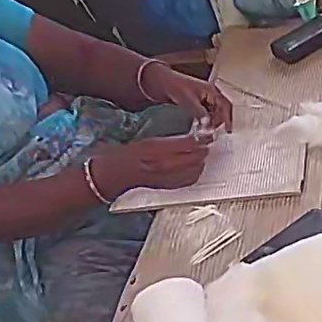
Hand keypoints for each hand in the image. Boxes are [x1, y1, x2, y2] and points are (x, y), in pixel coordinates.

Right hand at [92, 134, 209, 194]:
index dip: (201, 139)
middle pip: (195, 158)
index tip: (206, 135)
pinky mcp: (168, 186)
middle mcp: (164, 165)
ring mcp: (167, 178)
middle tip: (207, 144)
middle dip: (203, 150)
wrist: (114, 174)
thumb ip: (170, 142)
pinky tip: (195, 168)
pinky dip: (195, 173)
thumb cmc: (126, 156)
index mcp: (158, 150)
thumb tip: (190, 141)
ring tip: (202, 155)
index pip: (188, 144)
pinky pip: (188, 181)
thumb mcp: (148, 141)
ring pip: (195, 171)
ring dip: (201, 162)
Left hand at [142, 65, 233, 131]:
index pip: (225, 106)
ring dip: (212, 123)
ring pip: (215, 113)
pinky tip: (201, 126)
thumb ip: (199, 112)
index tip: (228, 129)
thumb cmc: (175, 86)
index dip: (228, 118)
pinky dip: (206, 121)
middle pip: (222, 111)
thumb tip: (208, 122)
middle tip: (213, 132)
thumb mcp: (188, 100)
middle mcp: (211, 95)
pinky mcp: (199, 104)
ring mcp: (205, 99)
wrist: (163, 83)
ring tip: (206, 130)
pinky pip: (207, 114)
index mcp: (211, 91)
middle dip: (219, 122)